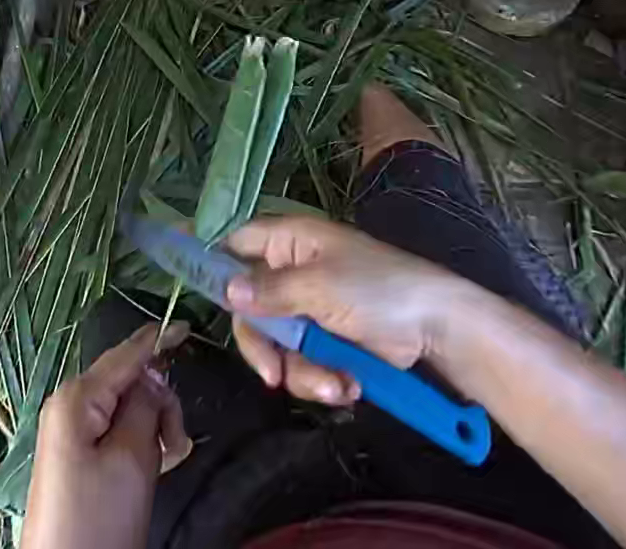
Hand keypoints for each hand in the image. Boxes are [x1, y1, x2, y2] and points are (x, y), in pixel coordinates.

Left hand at [20, 323, 191, 548]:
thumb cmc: (98, 521)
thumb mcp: (131, 458)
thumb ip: (146, 405)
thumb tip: (153, 375)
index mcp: (77, 398)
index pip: (126, 354)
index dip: (158, 338)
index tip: (188, 325)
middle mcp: (71, 405)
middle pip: (130, 379)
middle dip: (160, 401)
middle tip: (176, 442)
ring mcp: (73, 431)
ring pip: (129, 405)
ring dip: (155, 425)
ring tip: (169, 458)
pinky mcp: (80, 455)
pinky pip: (119, 428)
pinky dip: (143, 439)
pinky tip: (156, 463)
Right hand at [223, 215, 475, 406]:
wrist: (435, 327)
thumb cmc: (376, 289)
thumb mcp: (319, 286)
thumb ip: (270, 290)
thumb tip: (226, 290)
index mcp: (289, 240)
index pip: (235, 242)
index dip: (212, 260)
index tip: (190, 283)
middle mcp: (292, 269)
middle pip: (249, 307)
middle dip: (264, 345)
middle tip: (273, 372)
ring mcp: (308, 306)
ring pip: (276, 342)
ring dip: (301, 370)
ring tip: (335, 384)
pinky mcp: (326, 338)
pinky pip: (302, 361)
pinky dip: (321, 378)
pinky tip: (347, 385)